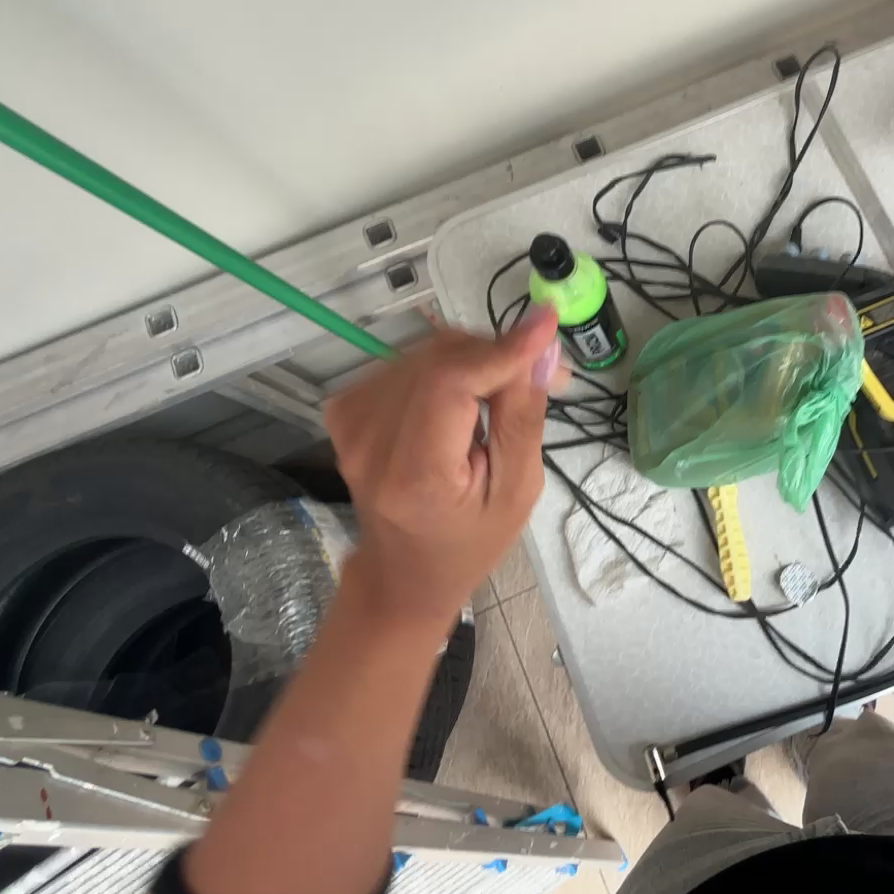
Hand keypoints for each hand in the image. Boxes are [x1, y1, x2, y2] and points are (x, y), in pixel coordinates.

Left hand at [324, 306, 561, 627]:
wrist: (404, 572)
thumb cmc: (471, 541)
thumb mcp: (517, 492)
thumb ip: (524, 419)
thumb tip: (541, 350)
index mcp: (414, 476)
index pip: (451, 385)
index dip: (501, 349)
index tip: (548, 322)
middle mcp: (369, 442)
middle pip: (439, 360)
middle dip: (498, 354)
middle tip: (545, 374)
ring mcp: (349, 423)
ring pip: (426, 354)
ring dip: (476, 360)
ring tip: (508, 392)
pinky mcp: (345, 408)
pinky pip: (409, 362)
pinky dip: (448, 368)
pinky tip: (466, 399)